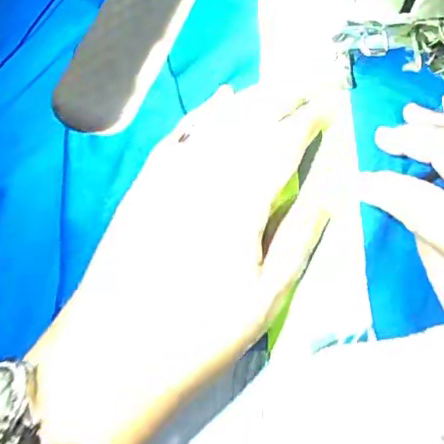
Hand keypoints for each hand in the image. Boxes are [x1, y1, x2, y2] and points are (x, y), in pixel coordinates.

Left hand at [26, 85, 337, 443]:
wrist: (102, 367)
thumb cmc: (199, 336)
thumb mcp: (267, 295)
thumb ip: (303, 230)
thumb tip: (339, 182)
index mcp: (241, 200)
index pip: (286, 139)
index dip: (316, 114)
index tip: (340, 97)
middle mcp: (206, 174)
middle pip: (254, 116)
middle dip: (291, 91)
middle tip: (321, 76)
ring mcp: (170, 176)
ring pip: (219, 118)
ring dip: (257, 94)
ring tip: (286, 81)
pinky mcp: (145, 185)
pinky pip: (179, 133)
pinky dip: (205, 110)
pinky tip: (222, 97)